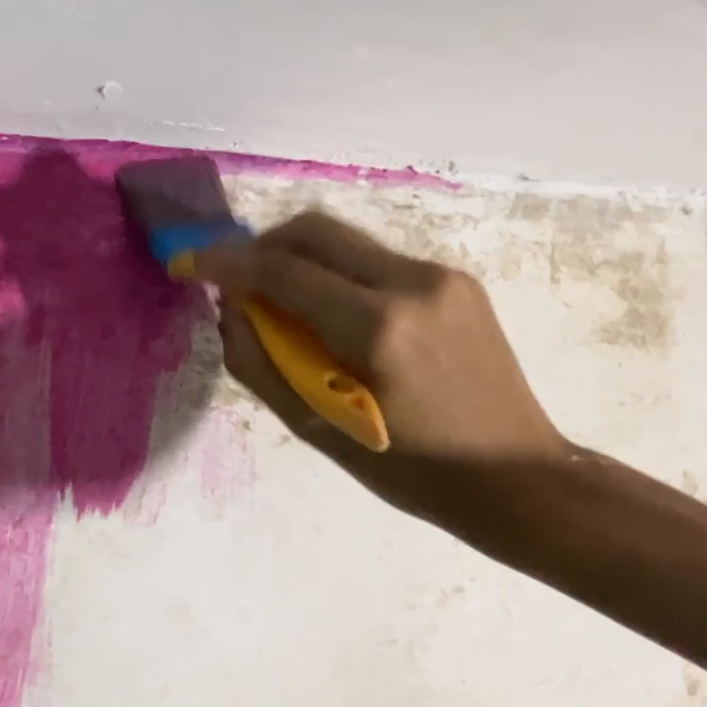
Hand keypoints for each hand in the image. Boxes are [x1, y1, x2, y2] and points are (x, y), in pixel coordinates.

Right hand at [186, 211, 572, 525]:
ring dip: (298, 260)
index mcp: (376, 327)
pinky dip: (336, 275)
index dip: (227, 262)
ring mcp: (441, 277)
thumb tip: (230, 311)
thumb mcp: (317, 429)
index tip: (191, 263)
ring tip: (278, 304)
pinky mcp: (456, 282)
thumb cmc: (410, 470)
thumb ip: (260, 365)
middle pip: (315, 231)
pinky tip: (330, 317)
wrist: (515, 475)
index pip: (283, 270)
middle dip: (261, 246)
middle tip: (234, 279)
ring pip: (346, 241)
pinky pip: (375, 261)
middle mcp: (412, 283)